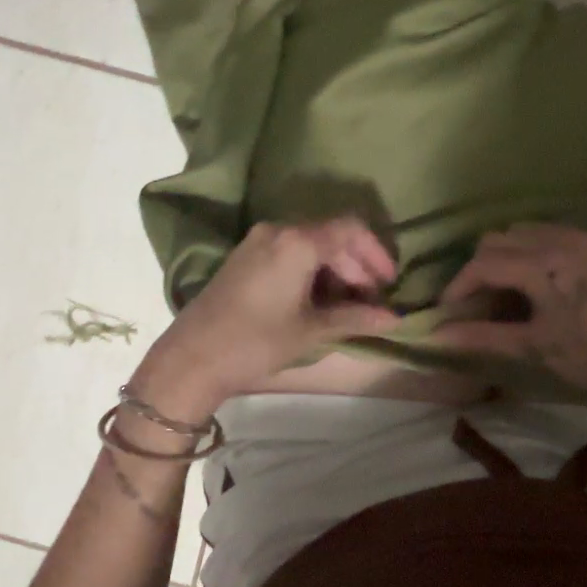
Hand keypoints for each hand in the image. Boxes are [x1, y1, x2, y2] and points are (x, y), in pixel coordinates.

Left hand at [140, 219, 400, 408]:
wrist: (192, 357)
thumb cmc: (256, 342)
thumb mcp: (311, 331)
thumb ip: (355, 318)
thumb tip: (394, 318)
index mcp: (297, 241)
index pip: (350, 229)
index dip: (376, 253)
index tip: (389, 283)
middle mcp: (277, 230)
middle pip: (330, 235)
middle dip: (356, 265)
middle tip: (372, 301)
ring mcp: (257, 242)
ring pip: (309, 244)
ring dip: (334, 269)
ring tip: (348, 306)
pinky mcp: (244, 257)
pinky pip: (288, 252)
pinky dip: (310, 270)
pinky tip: (318, 301)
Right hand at [433, 224, 586, 413]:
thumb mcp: (536, 350)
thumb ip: (483, 337)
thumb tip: (435, 335)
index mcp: (547, 266)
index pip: (485, 263)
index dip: (459, 286)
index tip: (447, 312)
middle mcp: (565, 240)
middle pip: (501, 239)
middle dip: (481, 269)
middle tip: (478, 306)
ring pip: (526, 232)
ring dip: (507, 257)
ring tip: (508, 296)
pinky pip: (554, 235)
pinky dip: (535, 254)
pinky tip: (540, 287)